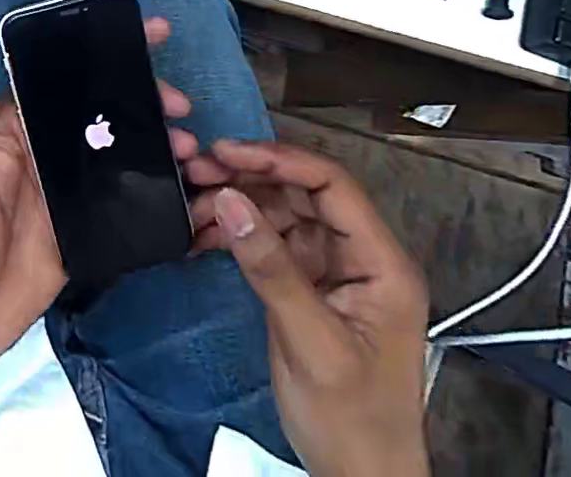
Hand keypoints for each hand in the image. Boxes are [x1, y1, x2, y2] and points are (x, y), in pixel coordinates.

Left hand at [0, 22, 192, 365]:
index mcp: (8, 122)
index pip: (56, 75)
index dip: (97, 52)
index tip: (143, 33)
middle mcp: (41, 142)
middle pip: (96, 106)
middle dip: (139, 93)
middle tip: (177, 100)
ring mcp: (66, 180)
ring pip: (117, 142)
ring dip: (153, 133)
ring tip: (186, 139)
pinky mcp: (86, 216)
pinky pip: (123, 185)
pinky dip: (152, 175)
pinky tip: (180, 173)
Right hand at [190, 140, 431, 476]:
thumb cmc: (350, 418)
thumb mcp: (311, 344)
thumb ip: (271, 269)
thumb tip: (226, 199)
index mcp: (380, 261)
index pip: (331, 185)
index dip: (279, 160)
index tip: (226, 153)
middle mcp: (358, 252)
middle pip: (301, 192)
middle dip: (247, 177)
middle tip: (195, 171)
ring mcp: (330, 266)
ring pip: (280, 211)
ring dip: (235, 202)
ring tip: (190, 203)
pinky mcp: (306, 281)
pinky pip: (268, 240)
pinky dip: (235, 233)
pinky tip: (201, 235)